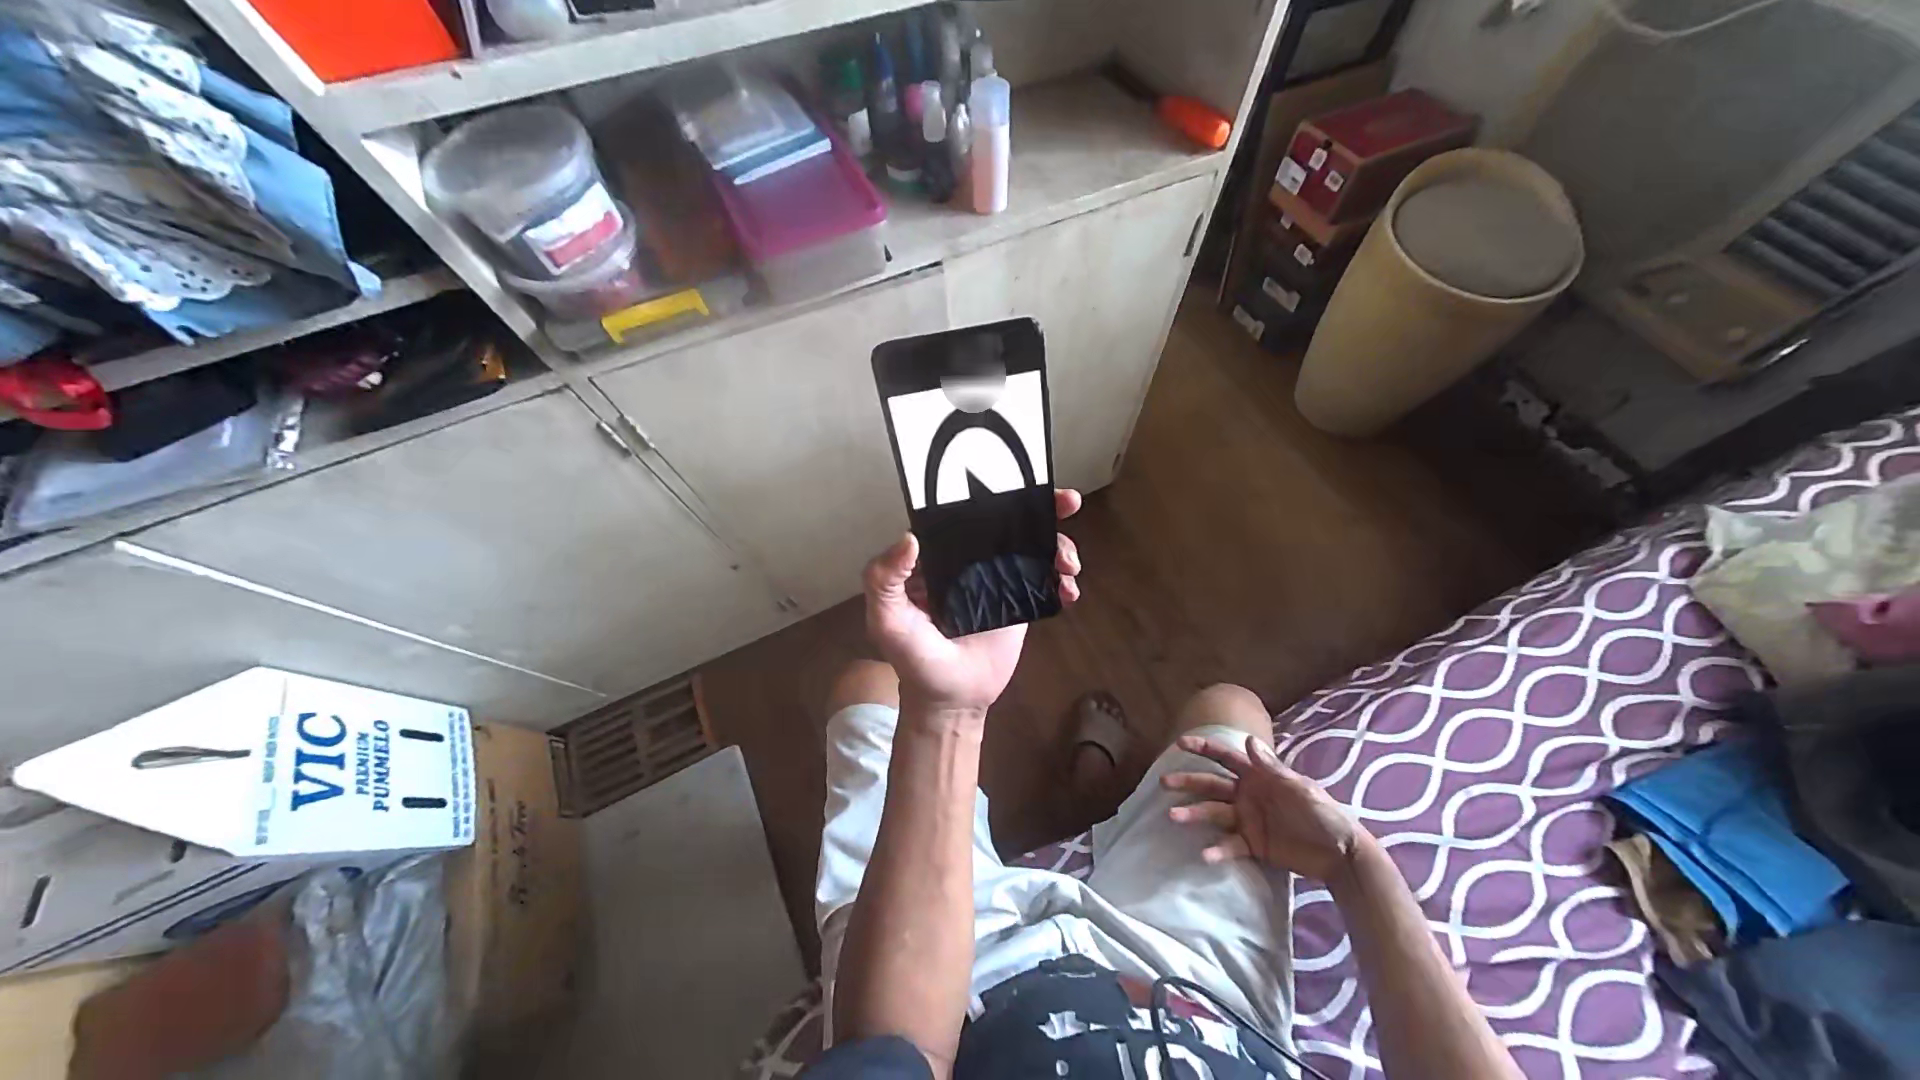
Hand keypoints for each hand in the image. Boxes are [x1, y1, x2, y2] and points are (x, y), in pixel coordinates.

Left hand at [864, 489, 1083, 719]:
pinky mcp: (1020, 602)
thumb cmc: (914, 659)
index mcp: (938, 555)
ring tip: (1068, 564)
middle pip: (1008, 523)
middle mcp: (970, 560)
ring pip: (1033, 547)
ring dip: (1059, 545)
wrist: (952, 700)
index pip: (966, 513)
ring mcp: (998, 579)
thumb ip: (885, 579)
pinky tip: (1068, 591)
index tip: (1021, 484)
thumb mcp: (887, 620)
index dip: (993, 493)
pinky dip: (1062, 580)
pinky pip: (1045, 580)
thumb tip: (909, 538)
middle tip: (1069, 503)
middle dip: (1042, 510)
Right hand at [1162, 734, 1368, 881]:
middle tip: (1164, 783)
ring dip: (1193, 814)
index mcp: (1258, 776)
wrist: (1342, 856)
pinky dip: (1217, 849)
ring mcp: (1247, 820)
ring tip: (1173, 817)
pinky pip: (1229, 845)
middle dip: (1187, 782)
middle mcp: (1247, 795)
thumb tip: (1247, 740)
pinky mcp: (1252, 845)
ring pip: (1213, 813)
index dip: (1203, 748)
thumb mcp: (1301, 789)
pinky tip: (1204, 854)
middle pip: (1211, 785)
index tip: (1180, 744)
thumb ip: (1272, 768)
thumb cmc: (1325, 815)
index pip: (1226, 757)